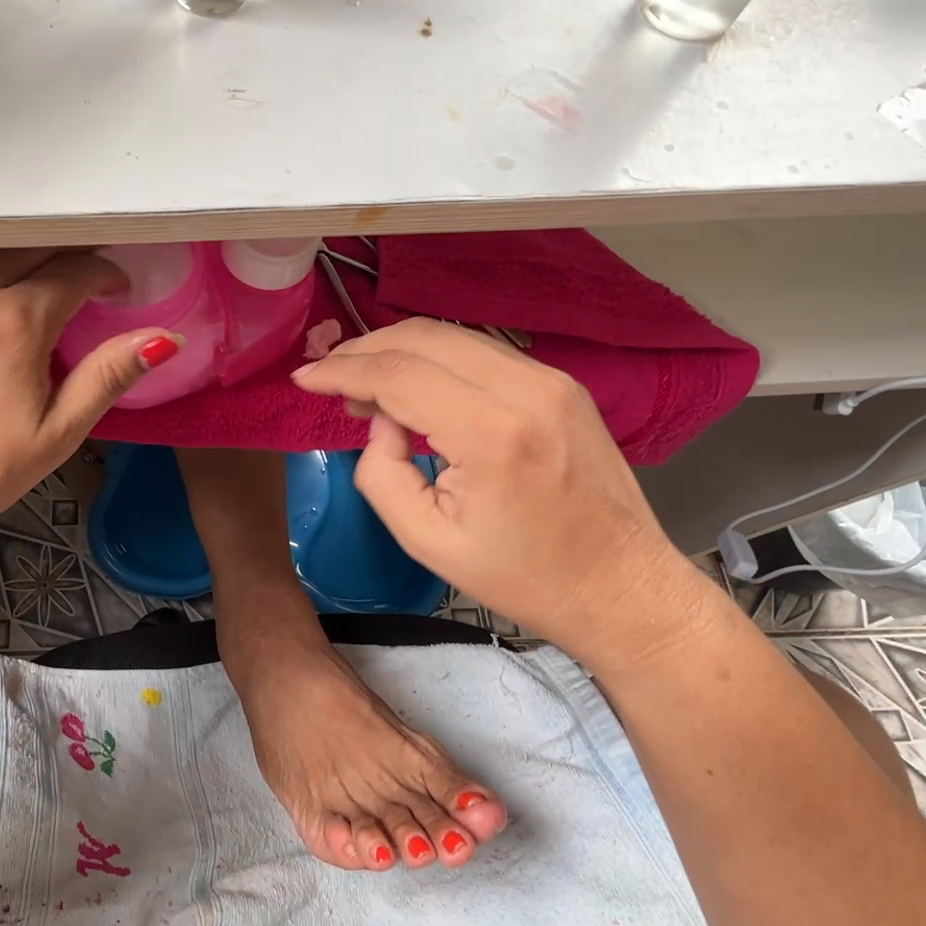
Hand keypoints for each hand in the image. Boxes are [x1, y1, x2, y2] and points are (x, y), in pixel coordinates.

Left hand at [0, 248, 178, 551]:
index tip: (114, 287)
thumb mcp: (59, 433)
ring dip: (2, 241)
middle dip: (63, 251)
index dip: (104, 272)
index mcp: (18, 319)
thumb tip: (163, 339)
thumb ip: (109, 376)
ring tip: (16, 263)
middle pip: (27, 243)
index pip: (75, 269)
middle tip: (75, 274)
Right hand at [290, 319, 710, 662]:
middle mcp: (526, 389)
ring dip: (399, 352)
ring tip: (366, 388)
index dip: (342, 371)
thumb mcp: (427, 541)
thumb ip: (381, 472)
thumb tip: (381, 422)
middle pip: (423, 338)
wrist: (622, 588)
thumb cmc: (522, 577)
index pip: (398, 374)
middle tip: (330, 380)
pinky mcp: (562, 384)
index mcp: (492, 434)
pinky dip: (436, 360)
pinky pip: (481, 353)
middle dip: (364, 350)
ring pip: (452, 337)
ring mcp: (552, 380)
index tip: (303, 378)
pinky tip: (416, 389)